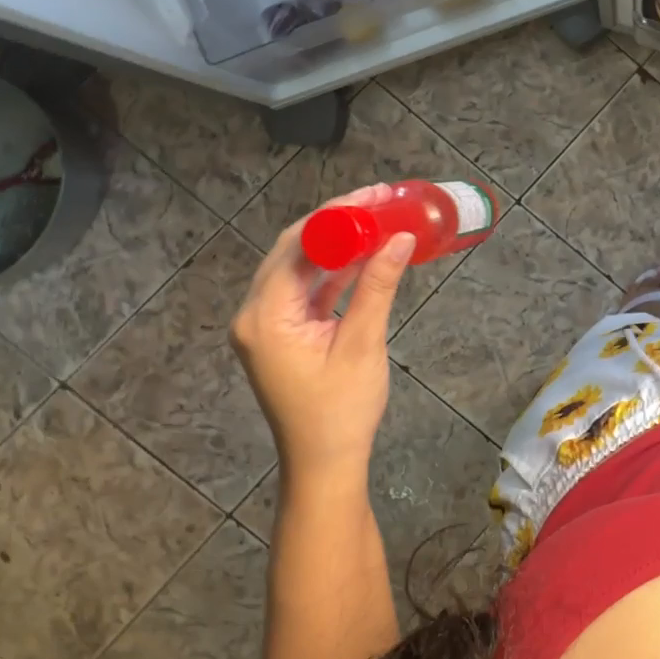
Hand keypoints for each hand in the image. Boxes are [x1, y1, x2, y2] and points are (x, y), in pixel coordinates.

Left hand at [230, 183, 415, 482]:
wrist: (325, 462)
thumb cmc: (341, 408)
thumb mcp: (362, 343)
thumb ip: (377, 286)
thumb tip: (402, 237)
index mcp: (265, 316)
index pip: (296, 246)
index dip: (335, 215)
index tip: (374, 196)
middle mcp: (257, 314)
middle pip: (294, 250)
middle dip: (337, 222)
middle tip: (380, 201)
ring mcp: (269, 324)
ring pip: (302, 267)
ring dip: (338, 244)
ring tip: (379, 218)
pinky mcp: (286, 333)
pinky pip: (309, 288)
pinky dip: (336, 270)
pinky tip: (368, 254)